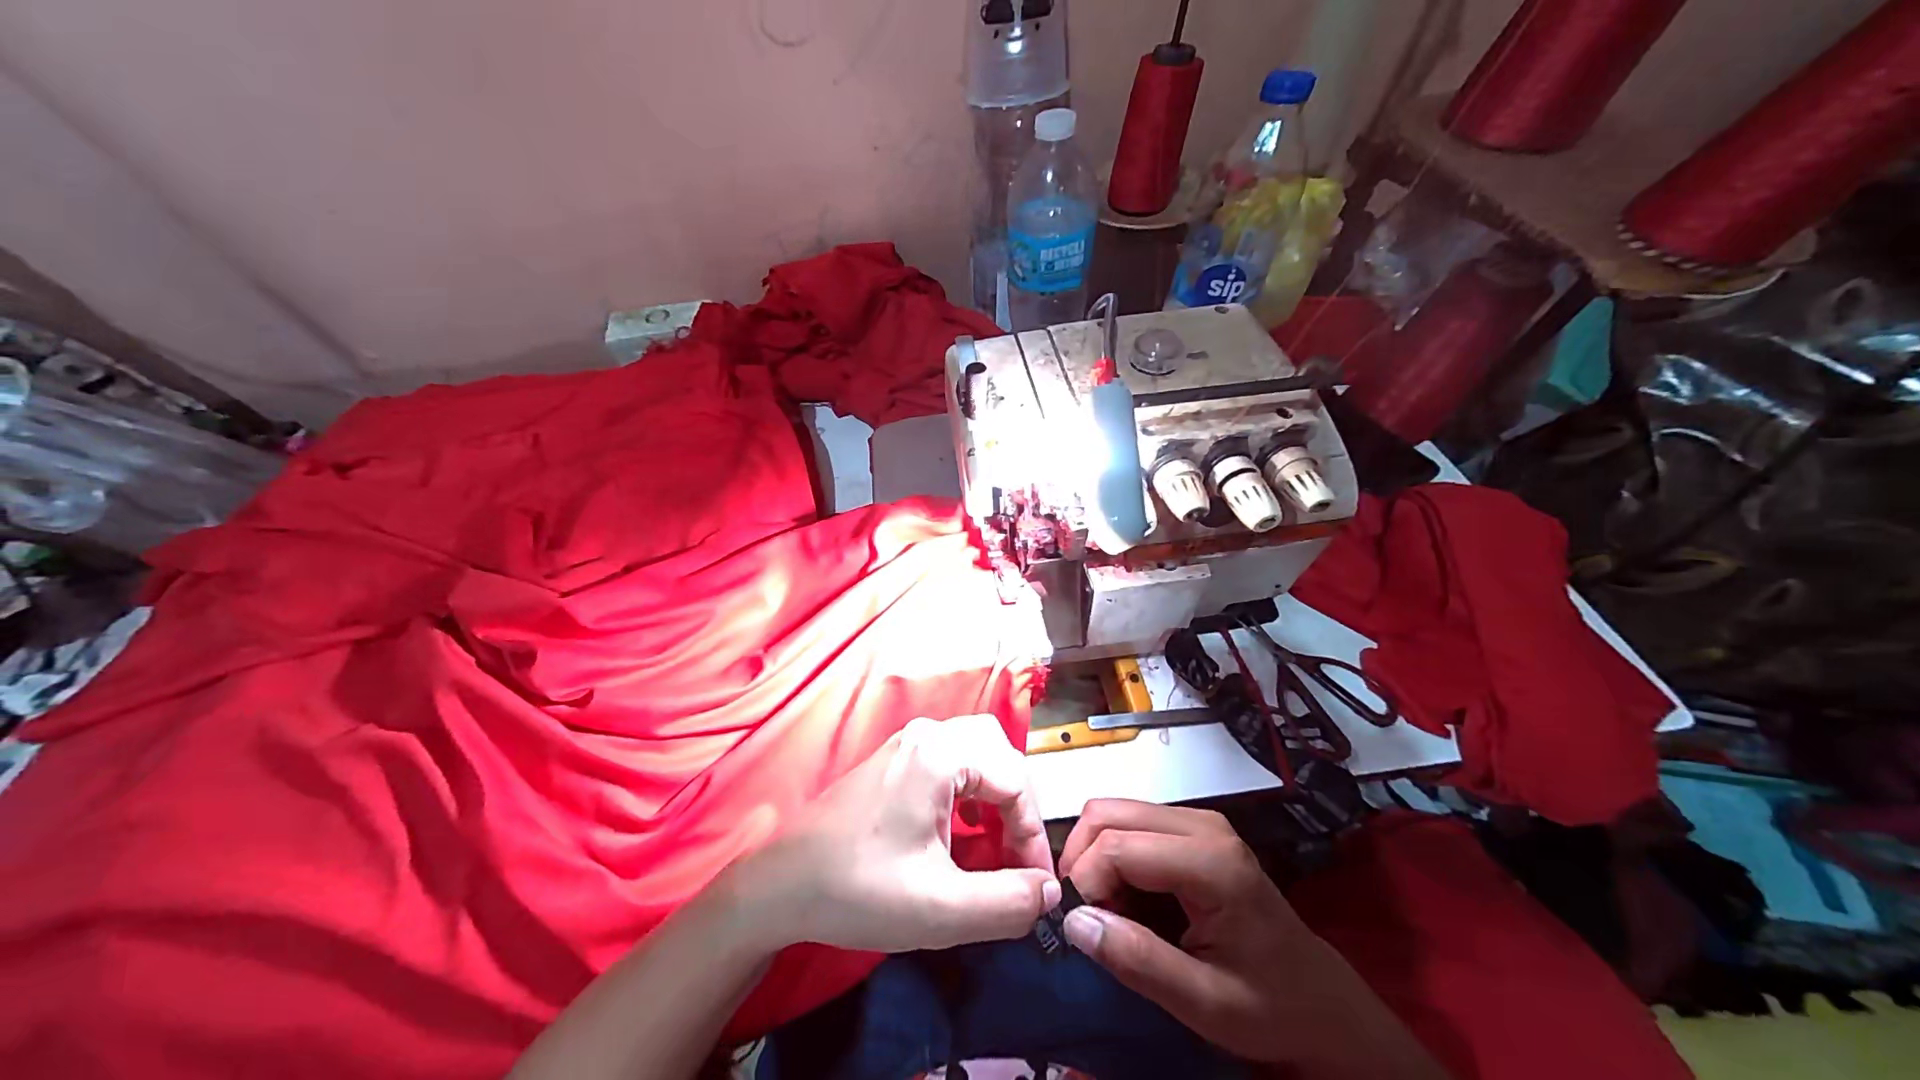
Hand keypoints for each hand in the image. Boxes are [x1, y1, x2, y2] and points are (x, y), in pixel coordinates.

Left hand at [732, 714, 1058, 953]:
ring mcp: (904, 745)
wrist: (779, 886)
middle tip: (1016, 851)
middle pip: (998, 752)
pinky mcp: (890, 762)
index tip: (1036, 886)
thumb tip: (1047, 892)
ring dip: (993, 795)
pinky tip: (959, 828)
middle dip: (1016, 803)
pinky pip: (948, 762)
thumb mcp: (942, 909)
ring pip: (974, 753)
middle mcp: (925, 736)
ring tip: (993, 843)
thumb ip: (1008, 903)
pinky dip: (968, 790)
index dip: (1034, 837)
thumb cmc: (858, 889)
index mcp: (939, 754)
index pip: (1015, 781)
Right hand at [1060, 801, 1446, 1077]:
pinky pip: (1129, 823)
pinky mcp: (1192, 829)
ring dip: (1092, 857)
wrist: (1320, 1000)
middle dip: (1080, 861)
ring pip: (1113, 813)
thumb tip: (1074, 921)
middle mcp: (1202, 825)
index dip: (1085, 882)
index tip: (1077, 929)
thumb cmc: (1270, 1006)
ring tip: (1102, 911)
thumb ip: (1139, 960)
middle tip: (1081, 915)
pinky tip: (1119, 898)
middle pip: (1107, 814)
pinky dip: (1108, 855)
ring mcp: (1198, 822)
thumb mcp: (1204, 1003)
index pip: (1117, 845)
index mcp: (1212, 862)